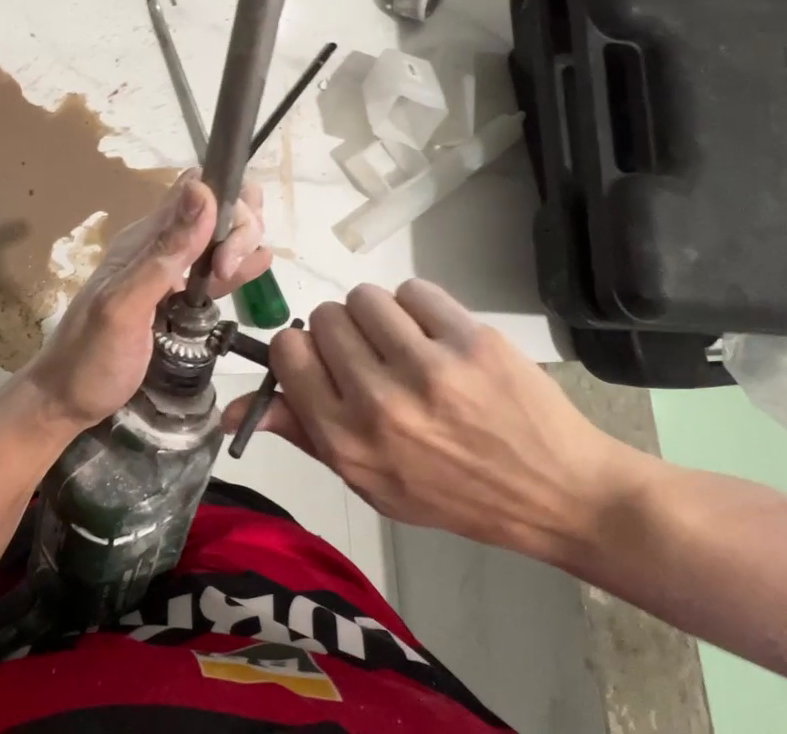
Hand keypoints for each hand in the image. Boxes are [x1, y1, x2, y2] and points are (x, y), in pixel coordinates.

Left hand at [24, 170, 271, 432]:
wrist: (66, 401)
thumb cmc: (90, 358)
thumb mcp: (124, 306)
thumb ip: (164, 252)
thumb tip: (201, 190)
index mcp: (143, 238)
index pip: (194, 187)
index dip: (224, 201)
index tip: (226, 245)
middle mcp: (159, 246)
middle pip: (215, 208)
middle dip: (240, 227)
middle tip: (228, 271)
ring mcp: (170, 272)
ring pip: (220, 236)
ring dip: (242, 247)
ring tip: (233, 279)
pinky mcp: (180, 299)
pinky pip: (216, 269)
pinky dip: (239, 267)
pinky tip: (250, 274)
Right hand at [221, 279, 643, 562]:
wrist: (558, 493)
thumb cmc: (454, 495)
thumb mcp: (368, 482)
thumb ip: (302, 435)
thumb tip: (228, 408)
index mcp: (347, 439)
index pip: (289, 352)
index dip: (302, 351)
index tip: (324, 363)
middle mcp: (378, 401)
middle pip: (324, 318)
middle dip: (341, 333)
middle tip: (372, 359)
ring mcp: (427, 367)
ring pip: (364, 298)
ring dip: (376, 315)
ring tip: (404, 344)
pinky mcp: (471, 339)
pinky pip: (414, 291)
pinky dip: (418, 307)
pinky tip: (436, 337)